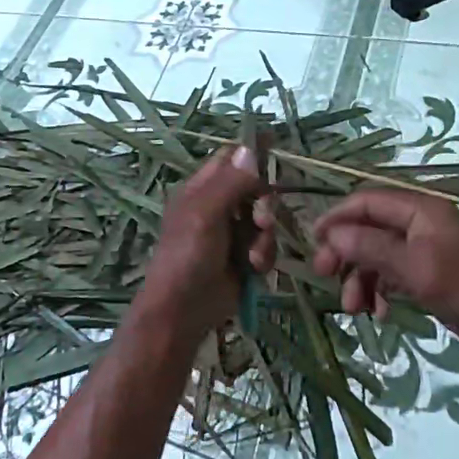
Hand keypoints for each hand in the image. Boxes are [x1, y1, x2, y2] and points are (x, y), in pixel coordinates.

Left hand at [135, 146, 275, 338]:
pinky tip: (253, 269)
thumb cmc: (187, 257)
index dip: (252, 156)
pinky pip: (267, 244)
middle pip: (256, 189)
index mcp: (201, 189)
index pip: (231, 159)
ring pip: (265, 219)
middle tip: (261, 222)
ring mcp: (232, 232)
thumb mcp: (205, 214)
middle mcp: (218, 206)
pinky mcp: (245, 256)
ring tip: (252, 257)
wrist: (183, 310)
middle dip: (264, 207)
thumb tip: (250, 148)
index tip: (275, 155)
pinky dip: (264, 256)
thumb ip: (230, 183)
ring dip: (264, 238)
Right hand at [311, 189, 458, 352]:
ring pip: (375, 255)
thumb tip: (331, 234)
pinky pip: (390, 275)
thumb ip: (372, 248)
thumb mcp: (417, 267)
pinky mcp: (426, 273)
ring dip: (360, 279)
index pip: (365, 201)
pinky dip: (379, 291)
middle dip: (345, 253)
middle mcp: (416, 223)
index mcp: (418, 209)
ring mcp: (421, 249)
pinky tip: (380, 313)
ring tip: (354, 308)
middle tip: (326, 276)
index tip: (313, 242)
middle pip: (366, 229)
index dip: (336, 218)